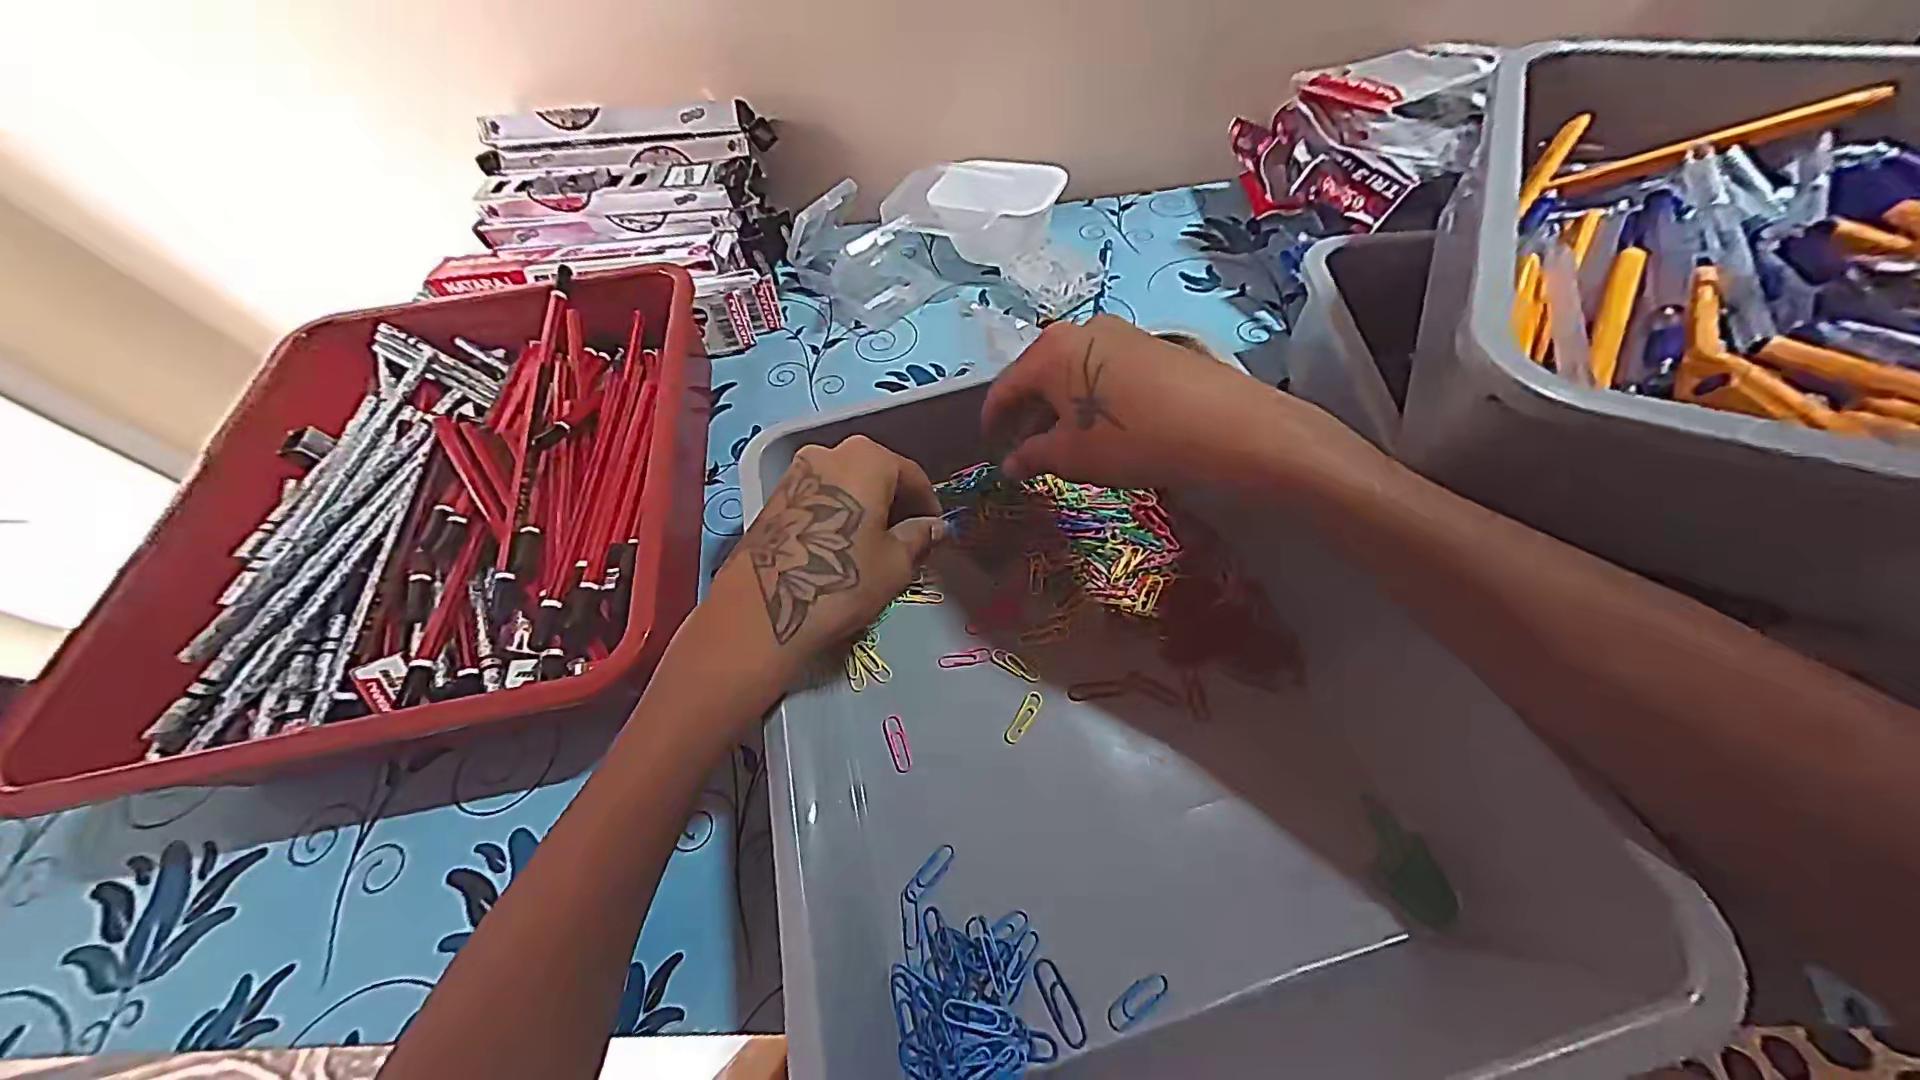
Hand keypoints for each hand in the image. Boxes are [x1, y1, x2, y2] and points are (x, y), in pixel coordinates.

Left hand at [710, 435, 945, 683]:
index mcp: (866, 458)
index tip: (935, 528)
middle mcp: (829, 453)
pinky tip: (844, 547)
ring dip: (866, 509)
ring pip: (846, 485)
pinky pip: (821, 497)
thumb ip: (919, 536)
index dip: (928, 503)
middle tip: (909, 539)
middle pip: (876, 474)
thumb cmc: (841, 582)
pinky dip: (839, 514)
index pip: (911, 474)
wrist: (760, 612)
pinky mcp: (774, 497)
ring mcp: (796, 473)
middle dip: (896, 503)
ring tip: (876, 546)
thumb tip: (932, 527)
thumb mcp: (896, 563)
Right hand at [981, 315, 1377, 491]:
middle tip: (1023, 450)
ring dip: (1059, 407)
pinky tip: (1100, 428)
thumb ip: (1032, 456)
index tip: (991, 446)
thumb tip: (1011, 464)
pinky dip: (1090, 399)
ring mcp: (1119, 332)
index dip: (992, 421)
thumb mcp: (1071, 455)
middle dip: (1027, 414)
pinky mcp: (1150, 344)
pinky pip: (1103, 371)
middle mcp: (1080, 329)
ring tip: (1061, 443)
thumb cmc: (1129, 439)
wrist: (1221, 425)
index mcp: (1049, 351)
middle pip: (1038, 375)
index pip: (1004, 387)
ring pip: (1072, 372)